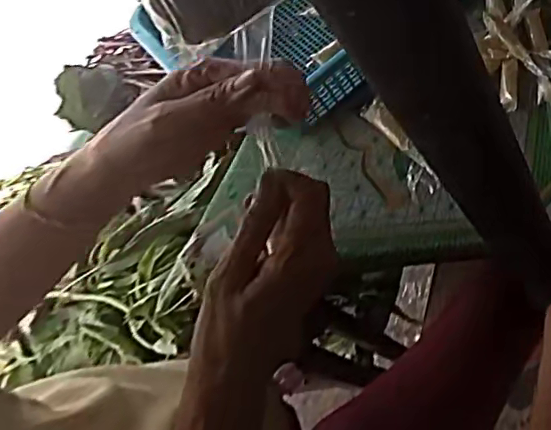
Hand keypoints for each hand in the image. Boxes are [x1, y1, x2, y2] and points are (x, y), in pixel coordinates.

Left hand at [45, 59, 309, 222]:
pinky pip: (260, 110)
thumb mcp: (171, 120)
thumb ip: (217, 99)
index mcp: (205, 72)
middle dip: (291, 91)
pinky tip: (283, 123)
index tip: (298, 107)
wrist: (106, 180)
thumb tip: (260, 75)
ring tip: (297, 120)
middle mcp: (219, 81)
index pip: (258, 69)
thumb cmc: (132, 145)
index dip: (284, 83)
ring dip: (288, 101)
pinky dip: (277, 113)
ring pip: (269, 93)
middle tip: (302, 115)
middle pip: (268, 78)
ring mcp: (223, 100)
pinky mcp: (225, 120)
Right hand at [178, 171, 337, 428]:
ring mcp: (326, 261)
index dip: (292, 179)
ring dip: (288, 208)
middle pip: (318, 202)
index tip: (264, 176)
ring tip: (253, 210)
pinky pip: (309, 235)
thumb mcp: (228, 276)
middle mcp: (325, 251)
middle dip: (291, 191)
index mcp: (305, 251)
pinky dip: (289, 226)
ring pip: (314, 217)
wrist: (238, 374)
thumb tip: (268, 184)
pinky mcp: (319, 269)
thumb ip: (254, 227)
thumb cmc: (224, 332)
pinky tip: (262, 232)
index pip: (313, 194)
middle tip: (255, 192)